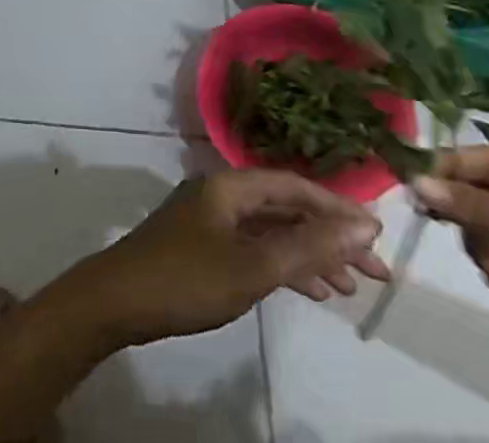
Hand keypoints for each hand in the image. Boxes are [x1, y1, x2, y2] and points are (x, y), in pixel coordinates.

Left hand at [62, 170, 389, 346]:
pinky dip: (281, 266)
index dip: (339, 210)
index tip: (376, 237)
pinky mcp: (203, 246)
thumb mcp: (253, 267)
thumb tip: (363, 225)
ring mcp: (212, 220)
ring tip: (349, 287)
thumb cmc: (186, 279)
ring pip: (272, 232)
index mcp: (234, 185)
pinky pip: (254, 248)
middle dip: (331, 238)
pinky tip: (308, 290)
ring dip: (310, 256)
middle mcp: (225, 194)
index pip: (298, 188)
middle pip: (288, 209)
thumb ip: (309, 246)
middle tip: (374, 271)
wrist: (113, 303)